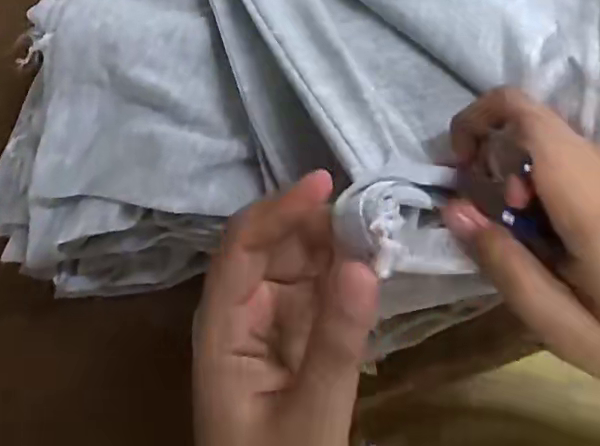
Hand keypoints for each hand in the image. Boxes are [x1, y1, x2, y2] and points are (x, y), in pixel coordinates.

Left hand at [193, 171, 379, 445]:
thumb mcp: (310, 417)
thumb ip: (335, 342)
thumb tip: (366, 262)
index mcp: (221, 325)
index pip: (241, 246)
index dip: (279, 209)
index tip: (325, 183)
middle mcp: (242, 309)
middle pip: (273, 244)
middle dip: (317, 222)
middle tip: (370, 211)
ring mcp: (270, 319)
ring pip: (299, 259)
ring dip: (335, 241)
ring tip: (378, 230)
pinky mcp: (297, 332)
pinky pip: (320, 285)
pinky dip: (345, 269)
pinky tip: (373, 261)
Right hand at [440, 90, 599, 409]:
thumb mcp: (561, 327)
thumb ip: (503, 263)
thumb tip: (452, 207)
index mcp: (588, 199)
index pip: (525, 115)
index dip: (478, 119)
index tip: (460, 166)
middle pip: (527, 114)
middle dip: (488, 143)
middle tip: (489, 204)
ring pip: (541, 131)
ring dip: (511, 162)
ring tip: (518, 225)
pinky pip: (559, 151)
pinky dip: (532, 171)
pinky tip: (542, 226)